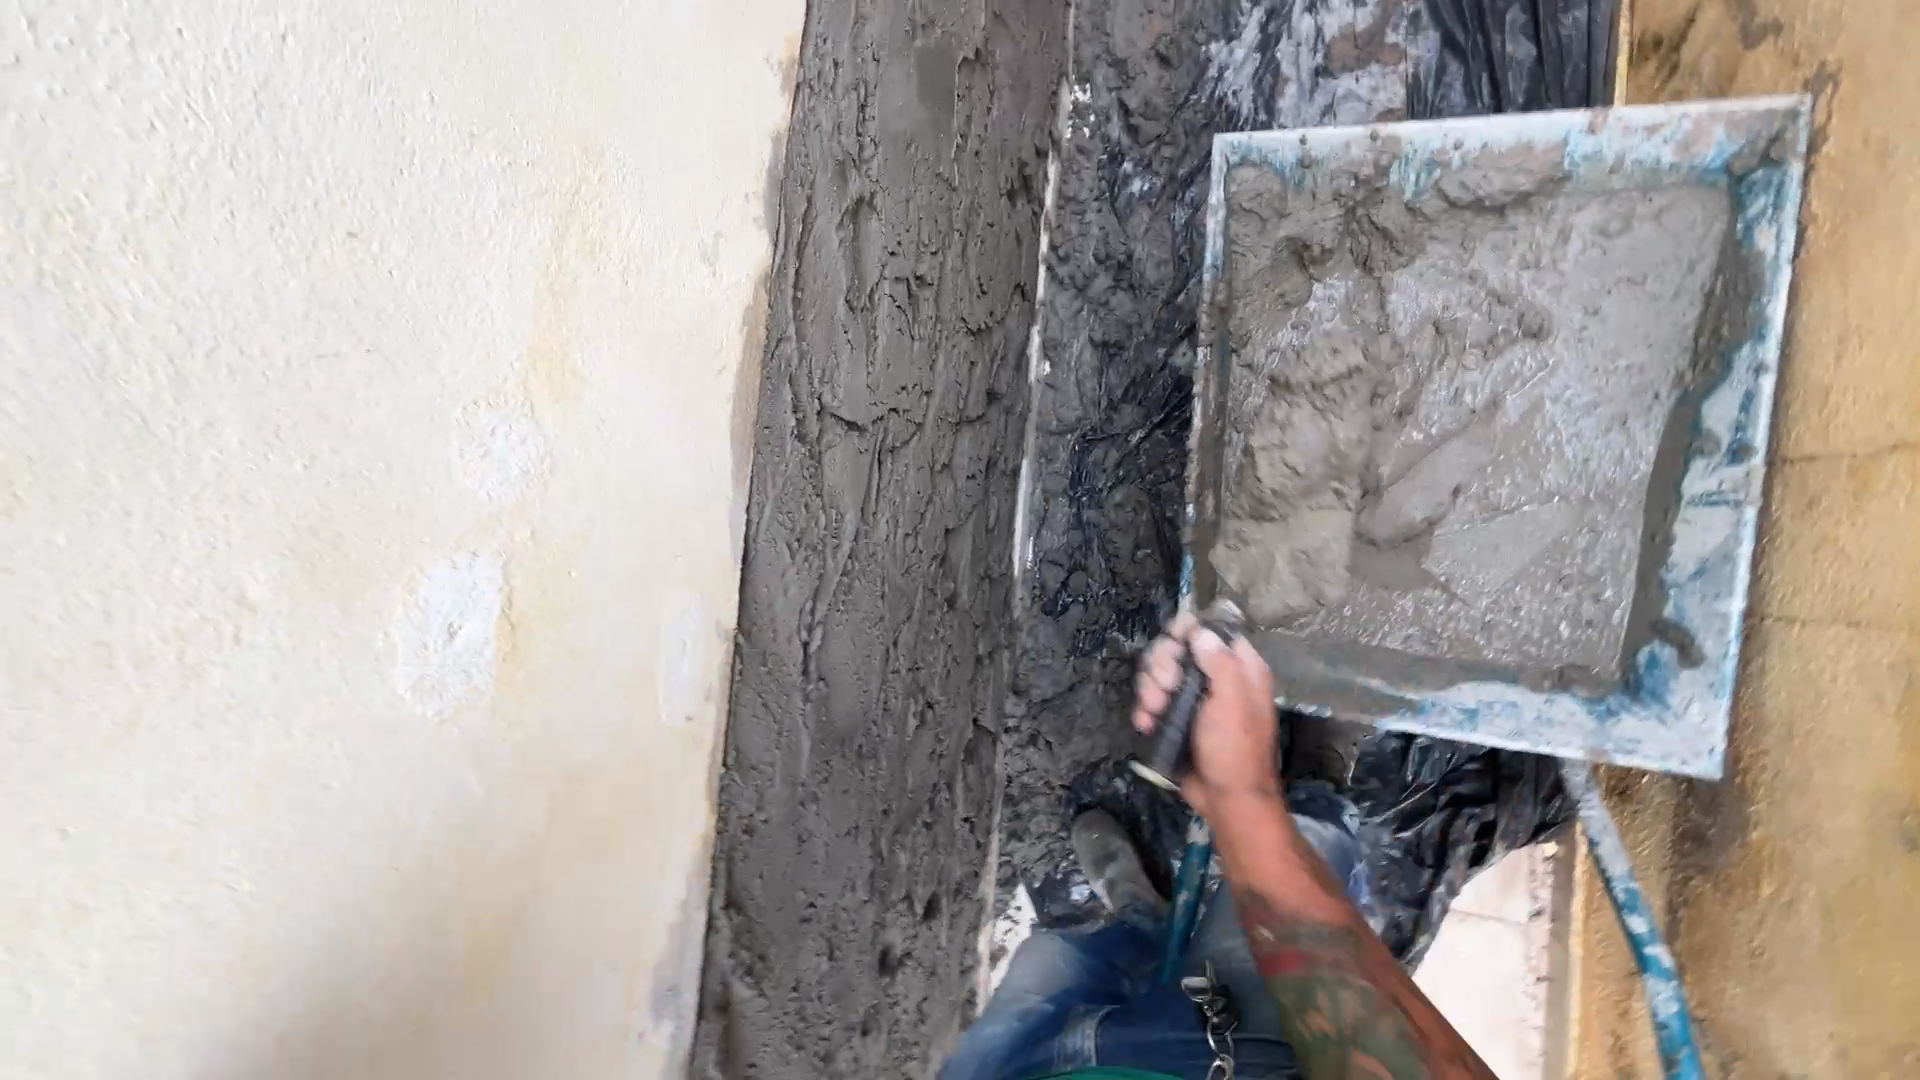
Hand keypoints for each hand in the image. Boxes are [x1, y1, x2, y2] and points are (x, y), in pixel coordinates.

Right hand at [1131, 612, 1281, 820]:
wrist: (1225, 799)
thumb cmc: (1235, 749)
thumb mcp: (1233, 701)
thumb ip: (1219, 661)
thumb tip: (1199, 632)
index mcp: (1239, 668)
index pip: (1210, 630)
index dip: (1187, 631)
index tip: (1173, 643)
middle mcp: (1214, 677)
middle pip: (1175, 648)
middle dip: (1162, 666)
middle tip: (1166, 687)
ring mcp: (1191, 697)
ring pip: (1157, 673)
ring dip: (1150, 690)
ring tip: (1155, 711)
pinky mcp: (1173, 716)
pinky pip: (1150, 699)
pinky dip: (1144, 710)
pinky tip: (1146, 724)